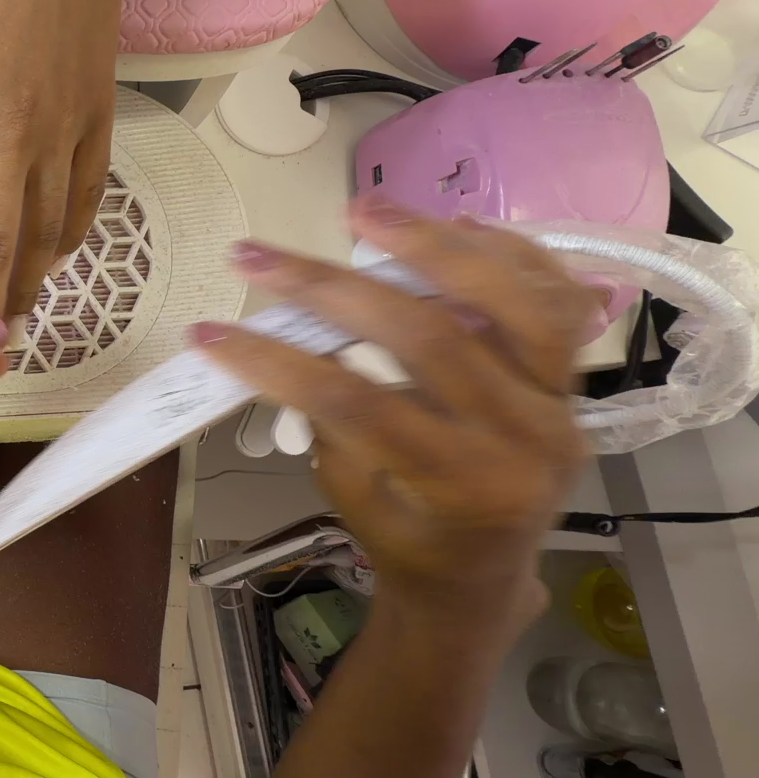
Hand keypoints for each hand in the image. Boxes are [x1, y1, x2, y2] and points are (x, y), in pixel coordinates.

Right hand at [194, 200, 592, 638]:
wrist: (482, 568)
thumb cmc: (401, 540)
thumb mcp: (348, 495)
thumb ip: (336, 421)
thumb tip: (308, 344)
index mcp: (461, 483)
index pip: (355, 403)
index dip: (274, 362)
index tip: (207, 334)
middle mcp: (525, 435)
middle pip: (426, 335)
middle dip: (327, 288)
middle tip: (256, 257)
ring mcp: (559, 399)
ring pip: (506, 300)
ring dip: (427, 245)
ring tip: (361, 209)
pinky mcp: (571, 377)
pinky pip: (552, 299)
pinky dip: (503, 252)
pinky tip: (449, 224)